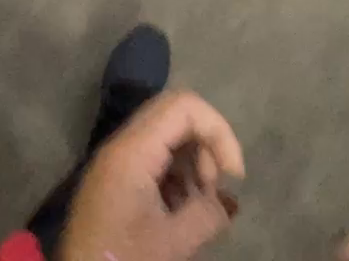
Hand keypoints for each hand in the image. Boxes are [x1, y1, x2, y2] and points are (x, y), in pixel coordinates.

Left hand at [59, 91, 245, 260]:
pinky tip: (182, 212)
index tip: (233, 175)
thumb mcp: (172, 243)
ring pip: (166, 136)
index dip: (218, 130)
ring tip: (201, 206)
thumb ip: (207, 214)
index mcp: (133, 150)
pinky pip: (153, 158)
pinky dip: (176, 176)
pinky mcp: (115, 180)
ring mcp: (116, 161)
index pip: (183, 106)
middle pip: (175, 116)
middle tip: (216, 189)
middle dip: (206, 146)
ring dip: (193, 162)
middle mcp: (122, 145)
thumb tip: (228, 201)